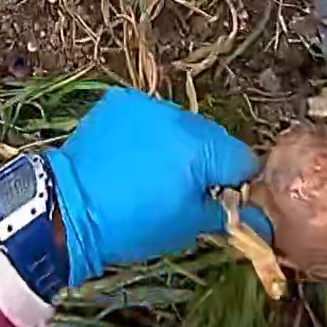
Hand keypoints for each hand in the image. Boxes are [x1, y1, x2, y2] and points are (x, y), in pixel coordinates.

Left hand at [46, 88, 263, 284]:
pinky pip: (149, 114)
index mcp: (199, 149)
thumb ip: (225, 213)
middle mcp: (179, 117)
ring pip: (180, 123)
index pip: (242, 157)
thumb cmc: (132, 223)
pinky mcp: (123, 100)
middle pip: (211, 137)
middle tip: (185, 186)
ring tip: (153, 169)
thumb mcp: (186, 227)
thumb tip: (256, 215)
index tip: (223, 196)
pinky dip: (149, 131)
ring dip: (177, 142)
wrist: (69, 206)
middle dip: (206, 159)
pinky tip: (133, 153)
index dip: (237, 181)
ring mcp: (148, 104)